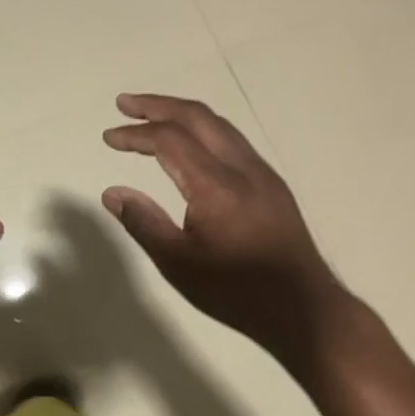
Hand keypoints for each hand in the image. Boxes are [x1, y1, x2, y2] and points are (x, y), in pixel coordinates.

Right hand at [101, 93, 350, 362]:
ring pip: (219, 124)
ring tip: (151, 116)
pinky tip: (189, 143)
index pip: (170, 140)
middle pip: (197, 117)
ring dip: (181, 113)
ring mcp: (261, 173)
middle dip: (157, 105)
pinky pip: (232, 139)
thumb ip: (143, 222)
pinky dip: (202, 129)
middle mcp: (242, 168)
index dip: (136, 134)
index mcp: (216, 186)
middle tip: (124, 104)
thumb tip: (112, 192)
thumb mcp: (178, 264)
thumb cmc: (236, 292)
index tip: (108, 138)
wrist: (305, 311)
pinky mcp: (271, 184)